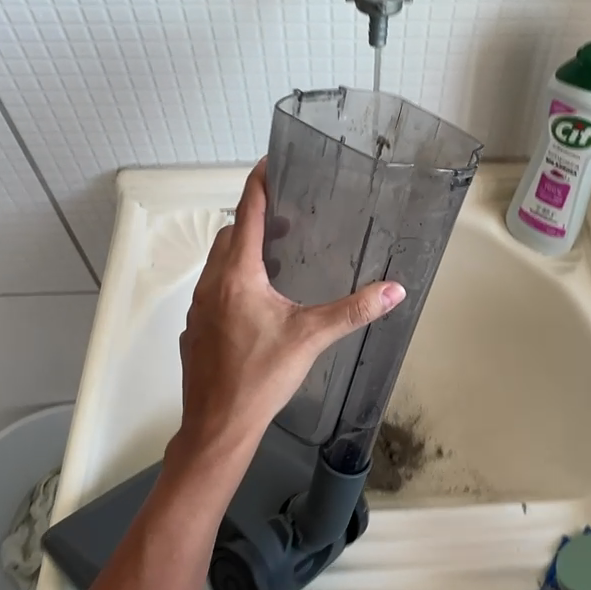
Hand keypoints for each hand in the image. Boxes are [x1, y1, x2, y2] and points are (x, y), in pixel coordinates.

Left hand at [174, 160, 404, 458]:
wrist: (217, 427)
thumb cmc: (261, 378)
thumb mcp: (312, 338)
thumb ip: (353, 310)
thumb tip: (395, 290)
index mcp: (238, 276)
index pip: (247, 214)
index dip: (258, 184)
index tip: (270, 162)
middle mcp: (212, 284)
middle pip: (230, 235)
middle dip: (255, 219)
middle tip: (287, 217)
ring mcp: (198, 308)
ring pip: (218, 262)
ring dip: (242, 250)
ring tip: (276, 257)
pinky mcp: (195, 329)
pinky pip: (213, 289)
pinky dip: (232, 280)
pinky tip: (256, 303)